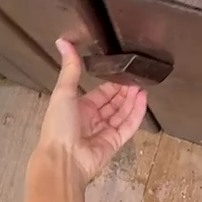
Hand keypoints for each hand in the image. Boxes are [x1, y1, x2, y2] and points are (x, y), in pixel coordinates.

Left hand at [34, 39, 148, 184]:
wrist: (63, 159)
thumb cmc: (58, 126)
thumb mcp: (63, 92)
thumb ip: (70, 68)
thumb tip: (63, 42)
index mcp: (78, 108)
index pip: (101, 94)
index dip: (113, 84)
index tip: (125, 74)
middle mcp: (91, 120)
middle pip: (113, 104)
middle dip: (125, 92)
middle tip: (138, 79)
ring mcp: (104, 132)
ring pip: (122, 114)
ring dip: (132, 101)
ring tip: (143, 87)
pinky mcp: (114, 143)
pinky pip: (128, 126)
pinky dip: (136, 114)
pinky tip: (143, 100)